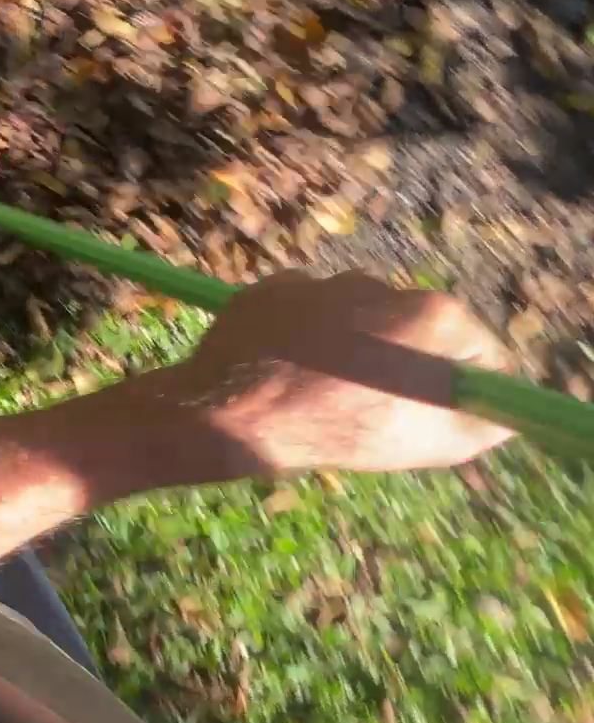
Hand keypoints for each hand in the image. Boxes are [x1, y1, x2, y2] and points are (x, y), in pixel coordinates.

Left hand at [186, 272, 513, 473]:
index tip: (424, 400)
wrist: (230, 412)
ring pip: (350, 312)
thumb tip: (491, 399)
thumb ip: (490, 414)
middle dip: (397, 353)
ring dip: (345, 337)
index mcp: (430, 313)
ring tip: (318, 377)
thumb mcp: (442, 440)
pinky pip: (298, 308)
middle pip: (407, 324)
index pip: (472, 347)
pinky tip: (283, 358)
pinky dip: (296, 327)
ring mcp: (313, 282)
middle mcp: (372, 283)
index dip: (452, 379)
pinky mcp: (265, 287)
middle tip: (366, 392)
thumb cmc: (338, 427)